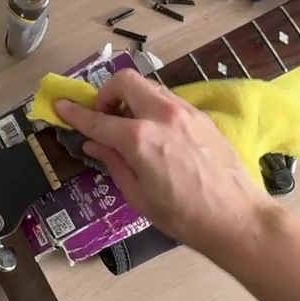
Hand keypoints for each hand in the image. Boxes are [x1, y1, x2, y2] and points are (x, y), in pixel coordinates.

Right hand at [54, 69, 276, 259]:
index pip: (98, 119)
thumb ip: (113, 163)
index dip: (75, 113)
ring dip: (131, 98)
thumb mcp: (138, 196)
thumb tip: (95, 144)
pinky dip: (153, 106)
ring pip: (149, 86)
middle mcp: (162, 116)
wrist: (238, 219)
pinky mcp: (202, 117)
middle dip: (107, 94)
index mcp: (140, 139)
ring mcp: (185, 112)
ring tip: (129, 126)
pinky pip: (169, 99)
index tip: (61, 106)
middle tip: (104, 117)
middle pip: (124, 81)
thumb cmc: (185, 217)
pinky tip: (155, 132)